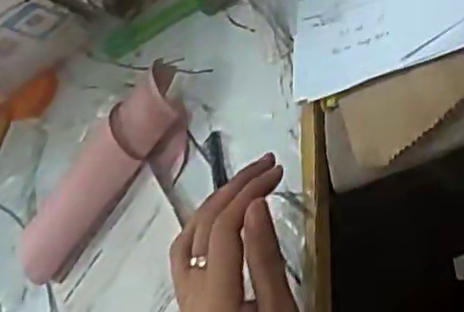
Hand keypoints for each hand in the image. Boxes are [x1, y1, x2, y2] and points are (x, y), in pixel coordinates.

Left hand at [170, 155, 297, 311]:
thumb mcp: (279, 310)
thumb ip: (265, 261)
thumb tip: (256, 202)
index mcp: (213, 293)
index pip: (225, 225)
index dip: (250, 191)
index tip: (276, 171)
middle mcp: (190, 292)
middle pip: (205, 224)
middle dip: (236, 187)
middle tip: (266, 165)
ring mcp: (184, 300)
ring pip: (189, 236)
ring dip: (216, 203)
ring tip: (243, 184)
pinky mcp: (188, 306)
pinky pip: (186, 254)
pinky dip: (203, 226)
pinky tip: (222, 220)